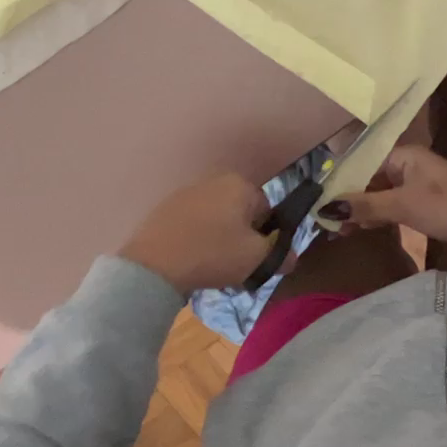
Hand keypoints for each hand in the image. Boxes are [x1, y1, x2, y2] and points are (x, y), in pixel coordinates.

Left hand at [119, 173, 274, 294]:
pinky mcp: (165, 209)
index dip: (266, 237)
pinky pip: (193, 225)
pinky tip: (191, 261)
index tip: (256, 258)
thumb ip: (281, 256)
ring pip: (216, 219)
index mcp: (239, 185)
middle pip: (240, 213)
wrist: (155, 265)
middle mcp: (213, 181)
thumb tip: (290, 258)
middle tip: (236, 264)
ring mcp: (186, 193)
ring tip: (211, 266)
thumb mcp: (257, 259)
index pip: (267, 211)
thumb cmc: (214, 254)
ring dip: (219, 239)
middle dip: (241, 237)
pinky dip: (197, 239)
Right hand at [319, 146, 446, 250]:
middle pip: (370, 180)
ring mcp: (419, 185)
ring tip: (340, 231)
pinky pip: (394, 206)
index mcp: (404, 156)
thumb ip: (365, 205)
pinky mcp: (426, 205)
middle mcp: (409, 165)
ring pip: (381, 195)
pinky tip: (364, 229)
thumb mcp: (403, 205)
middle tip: (328, 224)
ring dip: (362, 211)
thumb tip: (327, 208)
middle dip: (349, 200)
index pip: (363, 164)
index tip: (320, 204)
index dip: (341, 184)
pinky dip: (379, 216)